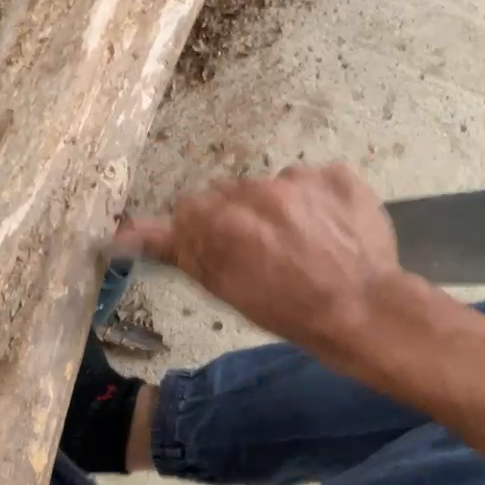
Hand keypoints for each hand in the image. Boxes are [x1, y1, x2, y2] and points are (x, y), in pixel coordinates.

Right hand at [115, 164, 406, 364]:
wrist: (365, 311)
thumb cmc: (286, 309)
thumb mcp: (220, 286)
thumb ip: (172, 249)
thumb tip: (119, 234)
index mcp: (218, 219)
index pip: (191, 209)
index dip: (205, 233)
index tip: (224, 254)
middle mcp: (253, 189)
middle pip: (230, 194)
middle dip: (239, 217)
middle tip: (264, 252)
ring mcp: (299, 178)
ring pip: (271, 186)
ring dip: (278, 208)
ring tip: (303, 244)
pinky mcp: (338, 173)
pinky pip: (313, 181)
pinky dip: (316, 201)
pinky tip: (329, 230)